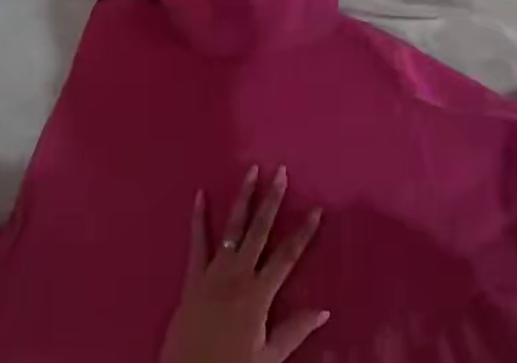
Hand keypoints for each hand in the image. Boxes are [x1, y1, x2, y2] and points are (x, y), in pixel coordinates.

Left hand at [160, 165, 327, 362]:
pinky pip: (196, 241)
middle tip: (281, 172)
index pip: (287, 255)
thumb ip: (294, 331)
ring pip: (232, 226)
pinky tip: (199, 194)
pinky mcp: (192, 276)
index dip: (304, 232)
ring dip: (243, 197)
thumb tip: (324, 310)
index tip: (317, 209)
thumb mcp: (268, 359)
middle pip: (260, 229)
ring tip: (252, 171)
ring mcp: (213, 271)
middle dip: (272, 199)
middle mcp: (237, 274)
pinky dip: (198, 217)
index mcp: (258, 293)